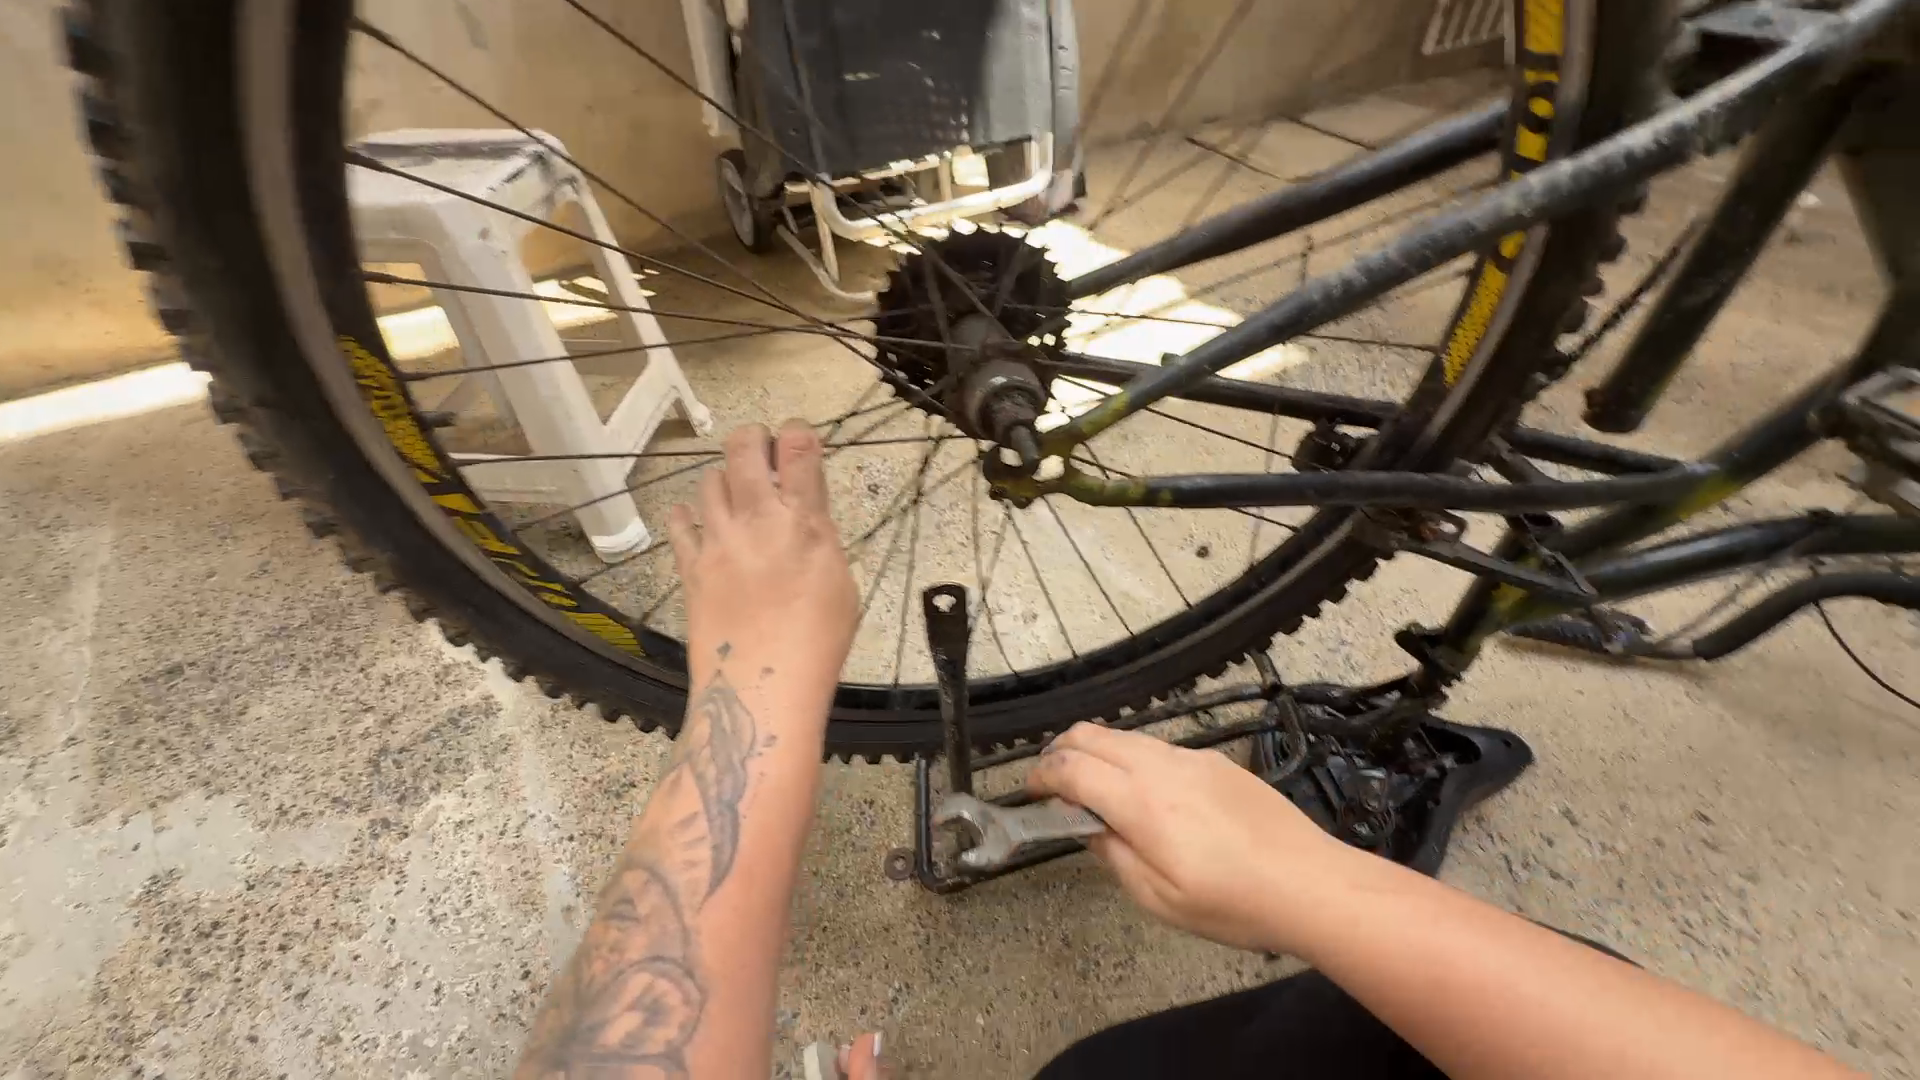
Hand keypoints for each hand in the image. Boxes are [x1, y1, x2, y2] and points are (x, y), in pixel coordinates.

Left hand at [667, 421, 857, 700]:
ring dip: (725, 479)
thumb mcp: (841, 584)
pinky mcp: (691, 566)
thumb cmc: (819, 642)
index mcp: (805, 522)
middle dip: (753, 436)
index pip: (799, 450)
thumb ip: (820, 541)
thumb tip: (805, 520)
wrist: (761, 686)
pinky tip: (695, 521)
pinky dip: (688, 515)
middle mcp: (758, 519)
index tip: (798, 439)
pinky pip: (680, 523)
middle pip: (743, 448)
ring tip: (735, 497)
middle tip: (761, 448)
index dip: (798, 433)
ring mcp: (718, 540)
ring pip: (709, 480)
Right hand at [1026, 722, 1356, 953]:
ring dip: (1094, 751)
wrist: (1311, 882)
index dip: (1041, 774)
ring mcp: (1188, 756)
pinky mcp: (1213, 759)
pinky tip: (1145, 791)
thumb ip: (1112, 855)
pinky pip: (1156, 746)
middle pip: (1090, 734)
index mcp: (1139, 802)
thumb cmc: (1232, 903)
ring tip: (1093, 786)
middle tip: (1052, 782)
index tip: (1030, 790)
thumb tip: (1086, 827)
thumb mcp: (1158, 899)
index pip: (1070, 767)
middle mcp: (1158, 766)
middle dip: (1059, 750)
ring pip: (1123, 735)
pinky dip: (1130, 757)